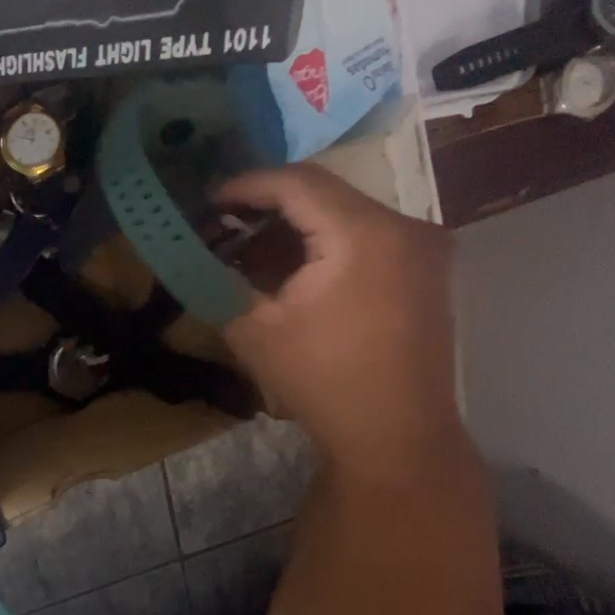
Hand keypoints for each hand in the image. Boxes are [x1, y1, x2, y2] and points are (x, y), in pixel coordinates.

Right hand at [218, 164, 462, 468]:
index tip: (206, 202)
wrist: (394, 431)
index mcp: (362, 233)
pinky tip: (291, 272)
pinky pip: (366, 238)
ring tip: (249, 253)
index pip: (297, 182)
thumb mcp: (251, 328)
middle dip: (268, 207)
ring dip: (296, 227)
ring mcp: (423, 249)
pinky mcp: (426, 273)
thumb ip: (217, 280)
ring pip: (347, 215)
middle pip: (325, 194)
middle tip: (221, 228)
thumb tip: (189, 254)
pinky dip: (324, 245)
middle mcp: (404, 226)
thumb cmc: (320, 377)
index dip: (246, 185)